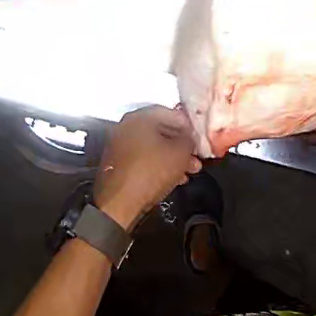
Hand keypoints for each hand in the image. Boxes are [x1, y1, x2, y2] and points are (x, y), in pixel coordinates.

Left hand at [95, 105, 203, 227]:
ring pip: (153, 147)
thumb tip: (190, 139)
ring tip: (189, 169)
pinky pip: (143, 159)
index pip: (169, 112)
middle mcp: (125, 128)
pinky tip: (173, 177)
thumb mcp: (180, 153)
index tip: (198, 135)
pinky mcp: (117, 164)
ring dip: (172, 157)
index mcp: (138, 118)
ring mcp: (119, 146)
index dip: (187, 124)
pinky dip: (159, 165)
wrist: (120, 203)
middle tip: (196, 154)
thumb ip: (189, 140)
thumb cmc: (149, 172)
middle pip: (160, 130)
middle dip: (181, 144)